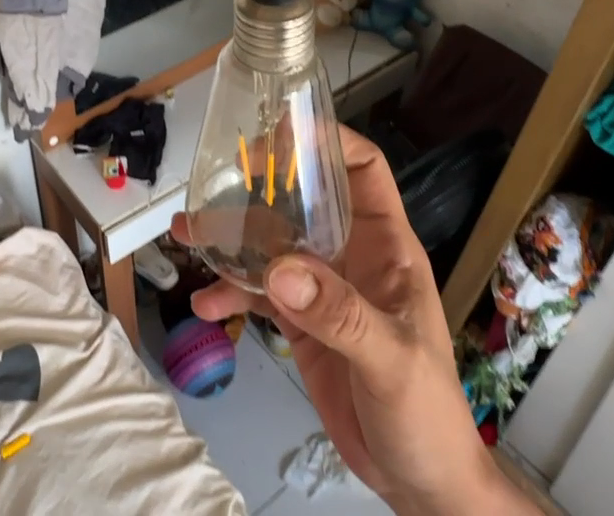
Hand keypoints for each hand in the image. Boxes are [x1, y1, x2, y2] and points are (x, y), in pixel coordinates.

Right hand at [173, 125, 533, 514]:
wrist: (421, 482)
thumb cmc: (427, 414)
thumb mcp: (391, 361)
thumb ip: (340, 315)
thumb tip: (279, 269)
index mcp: (386, 247)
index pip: (363, 171)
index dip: (328, 142)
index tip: (278, 133)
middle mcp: (350, 256)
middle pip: (301, 201)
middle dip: (258, 189)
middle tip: (213, 184)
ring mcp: (322, 288)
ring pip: (270, 244)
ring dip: (229, 240)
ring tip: (187, 236)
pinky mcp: (300, 321)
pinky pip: (258, 292)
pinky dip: (230, 292)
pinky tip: (206, 304)